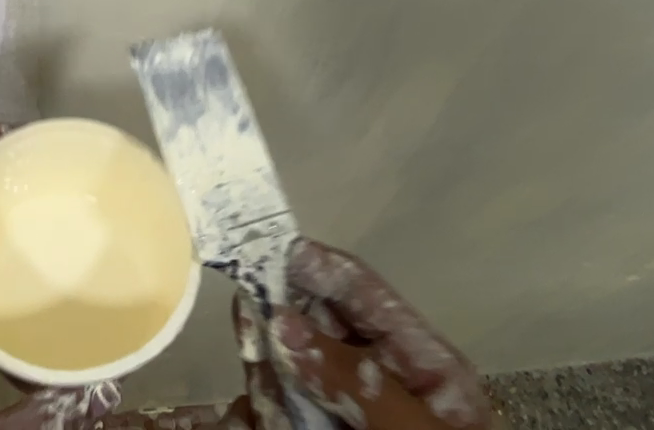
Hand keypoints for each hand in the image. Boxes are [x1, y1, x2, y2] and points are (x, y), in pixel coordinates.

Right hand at [106, 240, 491, 429]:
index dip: (319, 265)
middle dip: (281, 305)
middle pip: (320, 324)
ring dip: (264, 350)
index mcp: (423, 367)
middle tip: (241, 281)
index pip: (364, 296)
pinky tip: (229, 384)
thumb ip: (355, 379)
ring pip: (292, 364)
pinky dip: (258, 393)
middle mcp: (378, 379)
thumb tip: (284, 321)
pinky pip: (278, 405)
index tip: (270, 243)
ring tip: (238, 323)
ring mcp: (340, 412)